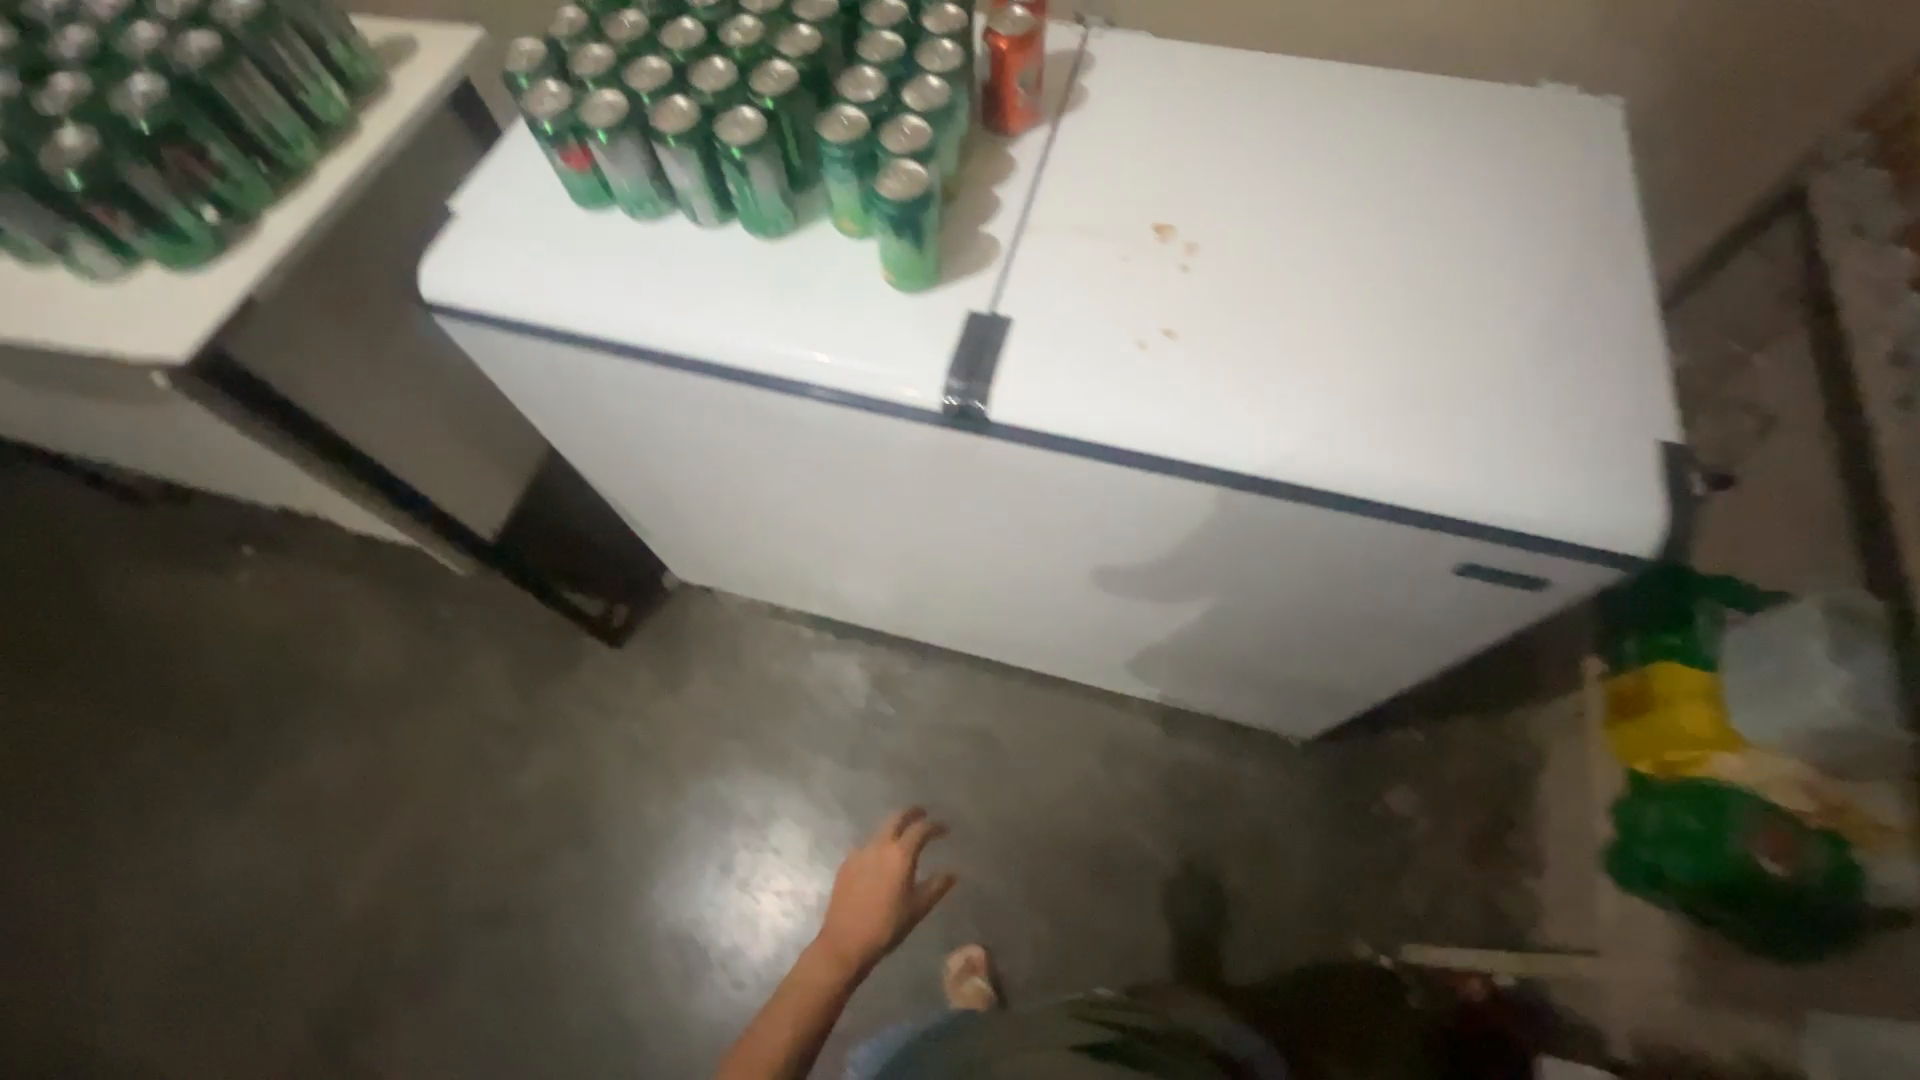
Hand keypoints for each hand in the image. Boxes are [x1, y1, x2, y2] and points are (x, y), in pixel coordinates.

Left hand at [813, 807, 956, 973]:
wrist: (845, 942)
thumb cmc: (887, 926)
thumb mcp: (918, 908)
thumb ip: (937, 886)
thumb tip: (952, 873)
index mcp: (900, 854)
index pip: (921, 829)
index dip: (935, 826)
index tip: (945, 829)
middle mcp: (879, 846)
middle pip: (896, 818)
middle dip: (911, 813)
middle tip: (922, 814)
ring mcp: (859, 852)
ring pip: (879, 831)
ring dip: (893, 829)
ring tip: (902, 839)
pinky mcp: (846, 863)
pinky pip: (866, 846)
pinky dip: (878, 845)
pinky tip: (879, 859)